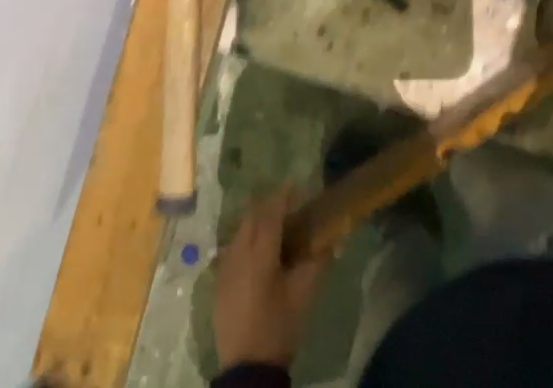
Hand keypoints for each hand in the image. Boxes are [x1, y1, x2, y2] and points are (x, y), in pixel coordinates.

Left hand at [212, 190, 332, 369]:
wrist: (247, 365)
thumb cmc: (280, 326)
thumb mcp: (305, 293)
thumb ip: (319, 260)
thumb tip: (334, 237)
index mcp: (260, 254)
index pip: (270, 213)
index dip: (283, 196)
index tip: (297, 187)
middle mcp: (237, 254)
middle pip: (250, 217)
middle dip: (268, 204)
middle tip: (288, 202)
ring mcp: (224, 268)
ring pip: (239, 231)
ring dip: (255, 221)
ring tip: (275, 224)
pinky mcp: (218, 282)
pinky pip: (232, 248)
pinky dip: (246, 239)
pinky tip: (258, 250)